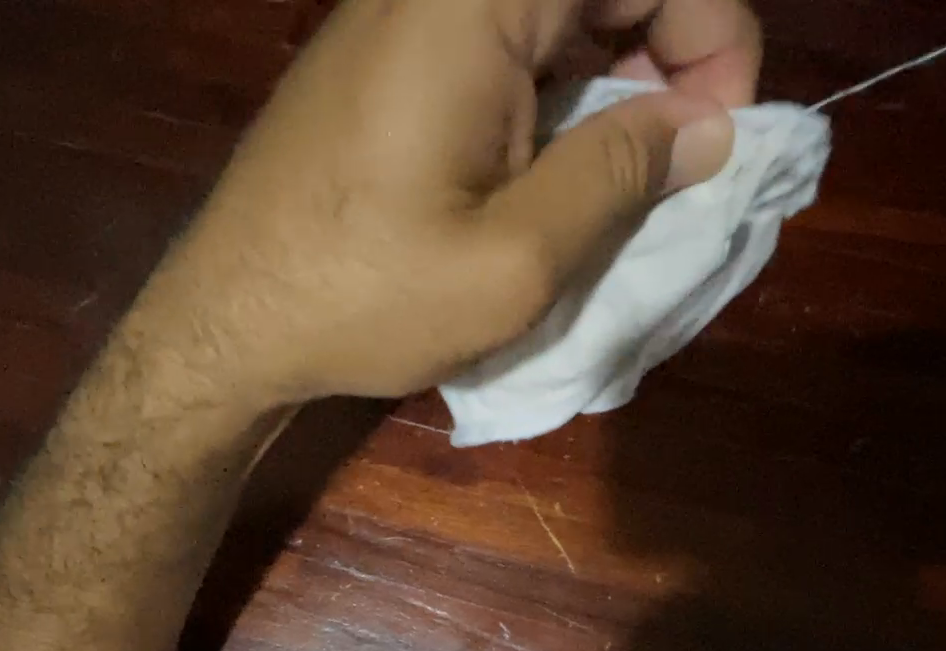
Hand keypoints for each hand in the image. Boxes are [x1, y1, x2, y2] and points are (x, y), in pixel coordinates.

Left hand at [120, 0, 761, 406]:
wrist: (227, 322)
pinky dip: (547, 101)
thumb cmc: (361, 300)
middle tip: (680, 154)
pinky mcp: (382, 70)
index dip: (709, 23)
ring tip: (624, 175)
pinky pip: (494, 55)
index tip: (718, 124)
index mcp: (471, 0)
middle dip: (664, 49)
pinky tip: (555, 169)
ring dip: (607, 81)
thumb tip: (705, 128)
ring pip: (546, 19)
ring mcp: (399, 23)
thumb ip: (619, 179)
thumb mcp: (511, 262)